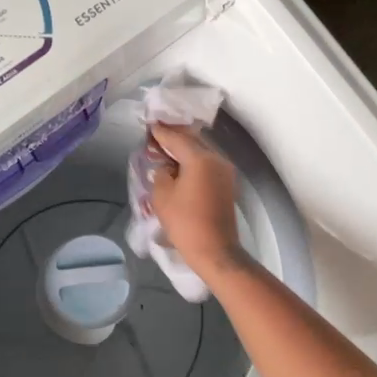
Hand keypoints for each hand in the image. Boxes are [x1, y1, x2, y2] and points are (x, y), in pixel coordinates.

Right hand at [148, 123, 245, 273]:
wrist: (215, 250)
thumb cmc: (185, 223)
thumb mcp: (162, 196)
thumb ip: (161, 173)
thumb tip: (165, 166)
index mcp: (200, 159)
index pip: (177, 138)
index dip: (161, 132)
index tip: (149, 126)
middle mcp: (217, 159)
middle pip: (193, 139)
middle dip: (174, 136)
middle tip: (156, 135)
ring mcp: (225, 171)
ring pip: (202, 150)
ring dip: (185, 147)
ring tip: (166, 148)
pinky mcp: (227, 183)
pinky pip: (207, 163)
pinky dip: (193, 159)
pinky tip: (180, 164)